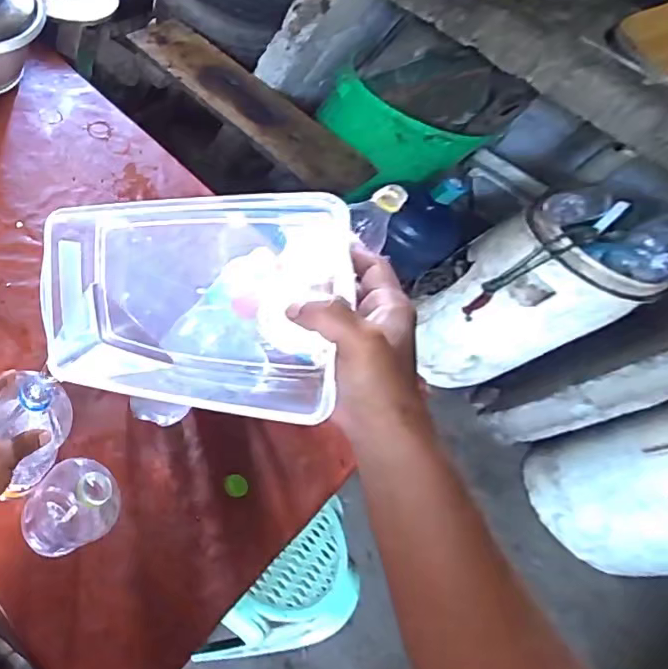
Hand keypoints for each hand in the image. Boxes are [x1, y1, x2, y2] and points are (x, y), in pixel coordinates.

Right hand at [288, 246, 429, 440]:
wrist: (380, 430)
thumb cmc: (377, 382)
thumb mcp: (357, 338)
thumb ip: (326, 313)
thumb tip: (293, 304)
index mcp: (390, 308)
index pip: (373, 266)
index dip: (350, 249)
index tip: (319, 238)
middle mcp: (376, 319)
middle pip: (349, 285)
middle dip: (321, 273)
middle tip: (287, 262)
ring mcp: (359, 340)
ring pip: (332, 308)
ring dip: (308, 298)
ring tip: (277, 286)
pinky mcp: (341, 358)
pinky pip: (320, 330)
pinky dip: (302, 322)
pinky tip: (279, 320)